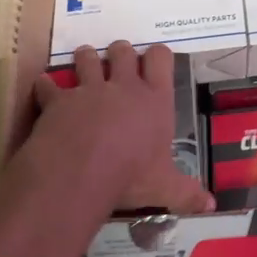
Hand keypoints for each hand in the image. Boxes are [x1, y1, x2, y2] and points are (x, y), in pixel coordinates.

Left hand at [32, 42, 213, 214]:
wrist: (81, 173)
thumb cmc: (130, 176)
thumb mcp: (164, 188)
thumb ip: (187, 193)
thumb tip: (212, 205)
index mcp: (154, 99)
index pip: (161, 58)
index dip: (157, 55)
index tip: (153, 60)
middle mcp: (123, 86)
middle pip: (123, 51)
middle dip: (120, 52)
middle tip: (117, 62)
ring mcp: (89, 89)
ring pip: (87, 58)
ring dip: (85, 58)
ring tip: (84, 62)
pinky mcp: (60, 100)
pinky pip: (50, 85)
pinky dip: (46, 87)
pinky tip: (45, 90)